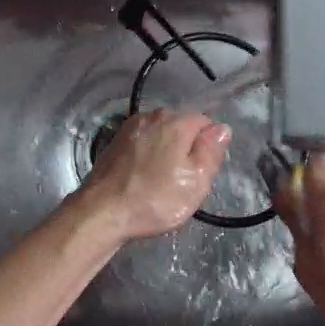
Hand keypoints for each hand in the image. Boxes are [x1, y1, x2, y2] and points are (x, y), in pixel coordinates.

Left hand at [74, 108, 231, 242]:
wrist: (103, 210)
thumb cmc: (155, 198)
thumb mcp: (196, 182)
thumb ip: (211, 151)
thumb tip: (222, 128)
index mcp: (175, 121)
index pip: (205, 121)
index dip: (209, 146)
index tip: (203, 171)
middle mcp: (153, 115)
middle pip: (182, 125)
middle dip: (187, 147)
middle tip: (185, 180)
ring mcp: (131, 126)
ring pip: (161, 134)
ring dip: (166, 151)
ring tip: (163, 181)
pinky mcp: (116, 140)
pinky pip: (143, 142)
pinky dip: (148, 155)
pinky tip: (144, 177)